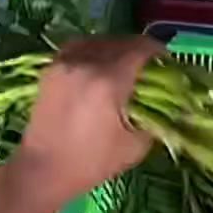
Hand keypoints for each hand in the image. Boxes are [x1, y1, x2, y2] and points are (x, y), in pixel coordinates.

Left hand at [9, 36, 157, 205]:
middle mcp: (87, 63)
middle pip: (122, 41)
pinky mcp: (51, 68)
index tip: (167, 61)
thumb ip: (156, 119)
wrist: (40, 173)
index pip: (141, 49)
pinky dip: (93, 48)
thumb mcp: (134, 147)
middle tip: (150, 64)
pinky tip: (98, 61)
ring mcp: (66, 62)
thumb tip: (172, 104)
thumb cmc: (90, 163)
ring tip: (124, 61)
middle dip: (140, 49)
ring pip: (100, 40)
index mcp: (109, 81)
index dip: (159, 51)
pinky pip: (79, 46)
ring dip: (117, 46)